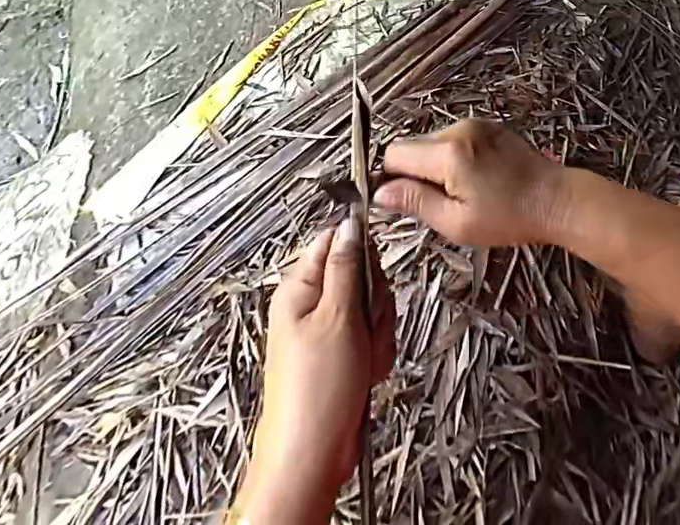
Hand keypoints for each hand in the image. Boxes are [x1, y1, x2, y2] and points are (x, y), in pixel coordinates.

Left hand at [234, 218, 394, 524]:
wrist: (315, 455)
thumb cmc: (315, 391)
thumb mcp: (337, 316)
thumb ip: (347, 266)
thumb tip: (350, 224)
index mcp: (300, 288)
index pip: (336, 241)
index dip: (361, 252)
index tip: (370, 274)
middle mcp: (313, 305)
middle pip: (362, 273)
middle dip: (375, 300)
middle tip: (365, 323)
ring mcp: (330, 329)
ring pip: (374, 306)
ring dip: (379, 330)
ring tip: (364, 354)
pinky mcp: (344, 352)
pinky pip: (375, 334)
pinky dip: (378, 351)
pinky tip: (366, 370)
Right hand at [375, 119, 568, 246]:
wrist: (555, 199)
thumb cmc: (508, 217)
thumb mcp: (456, 222)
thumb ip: (415, 203)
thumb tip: (379, 193)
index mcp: (448, 153)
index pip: (395, 154)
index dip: (391, 178)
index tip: (402, 201)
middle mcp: (458, 129)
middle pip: (413, 146)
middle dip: (415, 173)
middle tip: (439, 203)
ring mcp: (474, 124)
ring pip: (432, 143)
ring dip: (434, 166)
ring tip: (463, 192)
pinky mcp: (486, 125)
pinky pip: (453, 139)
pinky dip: (453, 158)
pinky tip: (475, 179)